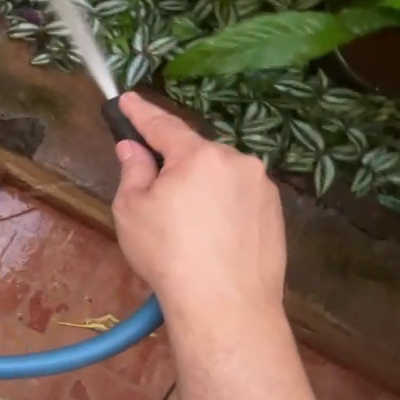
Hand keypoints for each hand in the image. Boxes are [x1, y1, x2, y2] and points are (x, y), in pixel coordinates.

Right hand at [111, 92, 286, 325]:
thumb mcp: (132, 208)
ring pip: (216, 176)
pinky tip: (200, 235)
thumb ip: (134, 171)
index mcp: (199, 156)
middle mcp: (238, 162)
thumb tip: (133, 149)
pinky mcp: (274, 212)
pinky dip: (214, 206)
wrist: (224, 300)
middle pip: (194, 153)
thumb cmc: (166, 250)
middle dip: (170, 163)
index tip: (126, 99)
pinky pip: (234, 197)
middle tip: (145, 191)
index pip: (164, 125)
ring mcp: (261, 187)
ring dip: (194, 187)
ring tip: (175, 224)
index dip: (140, 112)